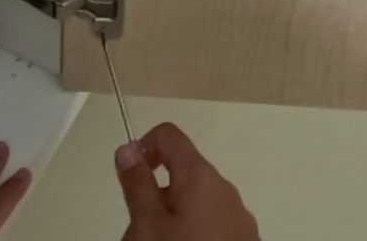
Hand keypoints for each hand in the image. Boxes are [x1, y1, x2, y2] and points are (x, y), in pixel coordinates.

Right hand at [117, 123, 259, 239]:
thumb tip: (128, 149)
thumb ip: (136, 182)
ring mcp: (238, 219)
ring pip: (193, 208)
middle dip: (153, 201)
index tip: (129, 175)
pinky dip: (192, 237)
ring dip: (169, 224)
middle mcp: (224, 190)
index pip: (168, 135)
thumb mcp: (147, 225)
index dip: (143, 146)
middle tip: (136, 234)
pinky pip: (210, 228)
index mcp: (200, 175)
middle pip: (179, 179)